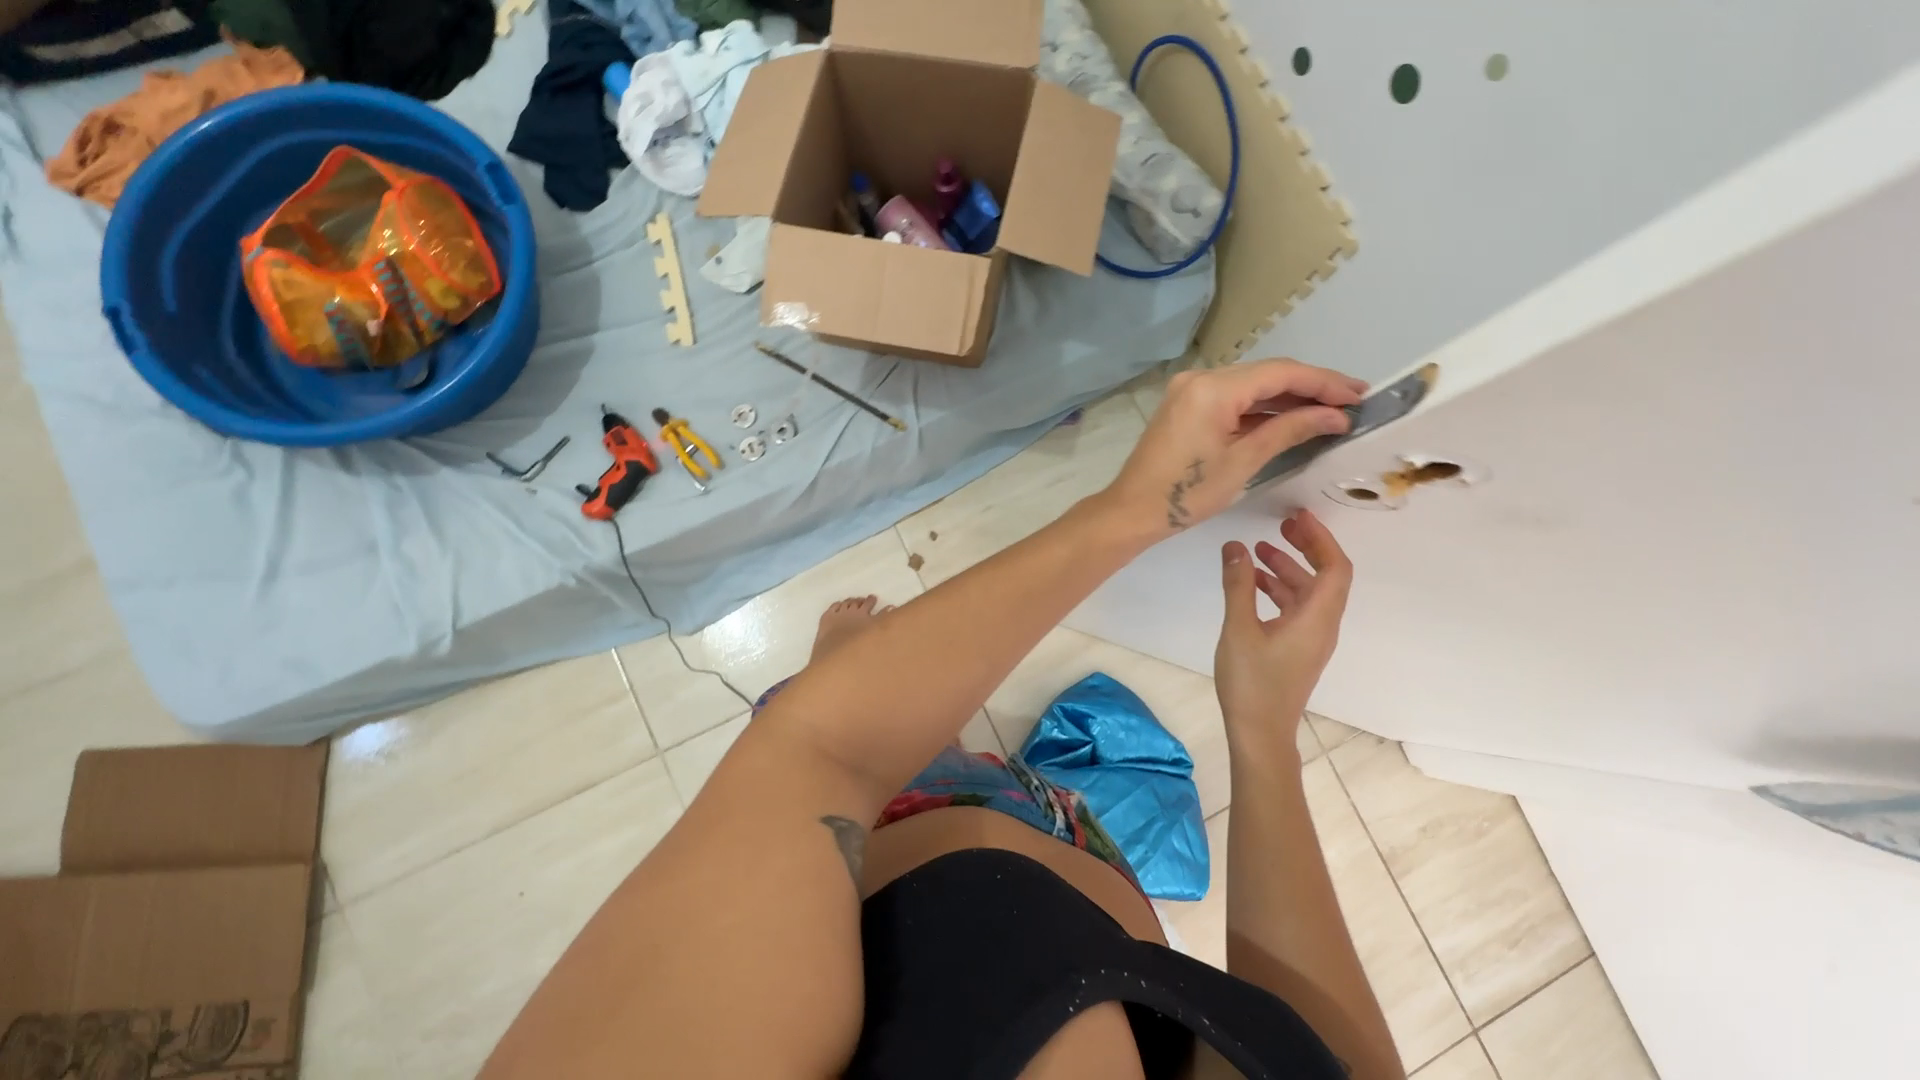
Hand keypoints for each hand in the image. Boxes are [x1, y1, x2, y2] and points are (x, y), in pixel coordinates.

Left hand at [1102, 360, 1366, 543]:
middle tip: (1352, 401)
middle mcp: (1200, 378)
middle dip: (1311, 387)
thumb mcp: (1244, 461)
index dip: (1324, 382)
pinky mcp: (1186, 404)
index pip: (1282, 373)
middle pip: (1267, 374)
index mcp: (1213, 388)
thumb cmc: (1187, 493)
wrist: (1133, 510)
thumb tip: (1335, 416)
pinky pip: (1233, 398)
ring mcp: (1190, 389)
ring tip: (1330, 411)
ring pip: (1251, 385)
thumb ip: (1291, 430)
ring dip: (1288, 397)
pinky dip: (1261, 408)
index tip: (1359, 393)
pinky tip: (1292, 418)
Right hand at [1214, 510, 1352, 741]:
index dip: (1320, 538)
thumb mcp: (1238, 629)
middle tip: (1280, 527)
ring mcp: (1312, 638)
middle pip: (1327, 576)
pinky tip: (1252, 585)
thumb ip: (1238, 585)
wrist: (1260, 732)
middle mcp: (1323, 625)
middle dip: (1306, 547)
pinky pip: (1297, 608)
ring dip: (1289, 568)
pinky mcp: (1298, 648)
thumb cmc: (1252, 682)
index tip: (1297, 518)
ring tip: (1257, 552)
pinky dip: (1280, 589)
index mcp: (1317, 618)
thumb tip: (1235, 547)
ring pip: (1309, 593)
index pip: (1335, 567)